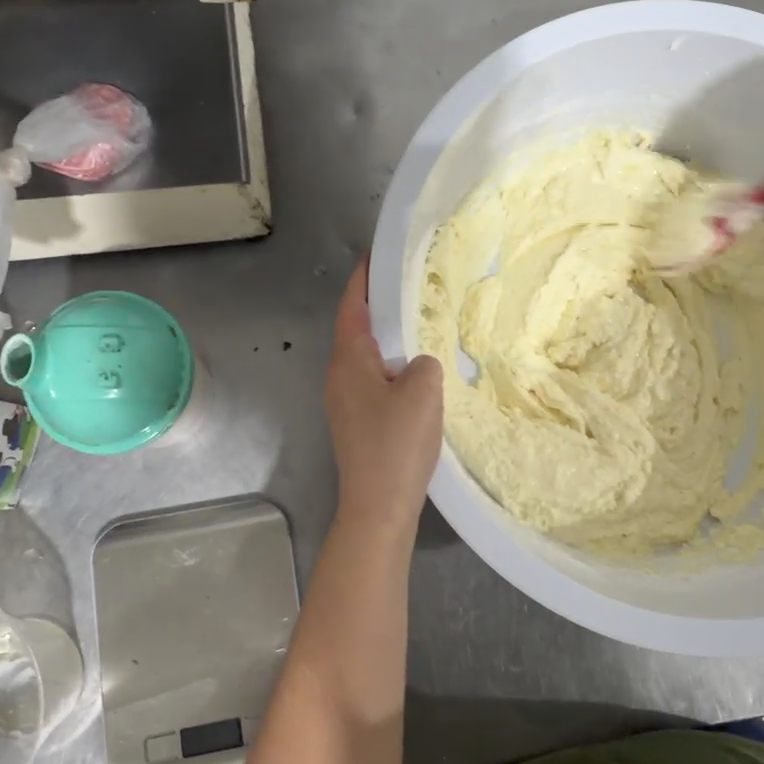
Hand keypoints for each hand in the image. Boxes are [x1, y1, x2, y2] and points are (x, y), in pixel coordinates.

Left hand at [324, 259, 442, 523]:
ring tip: (418, 326)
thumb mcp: (423, 392)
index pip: (353, 307)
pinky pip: (373, 382)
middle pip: (356, 330)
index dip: (364, 279)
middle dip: (379, 307)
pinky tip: (416, 375)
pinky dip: (391, 368)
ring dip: (387, 340)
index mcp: (349, 360)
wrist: (378, 508)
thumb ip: (424, 364)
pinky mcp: (356, 424)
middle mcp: (339, 377)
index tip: (377, 255)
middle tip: (409, 286)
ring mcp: (345, 403)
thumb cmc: (396, 445)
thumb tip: (417, 366)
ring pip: (366, 358)